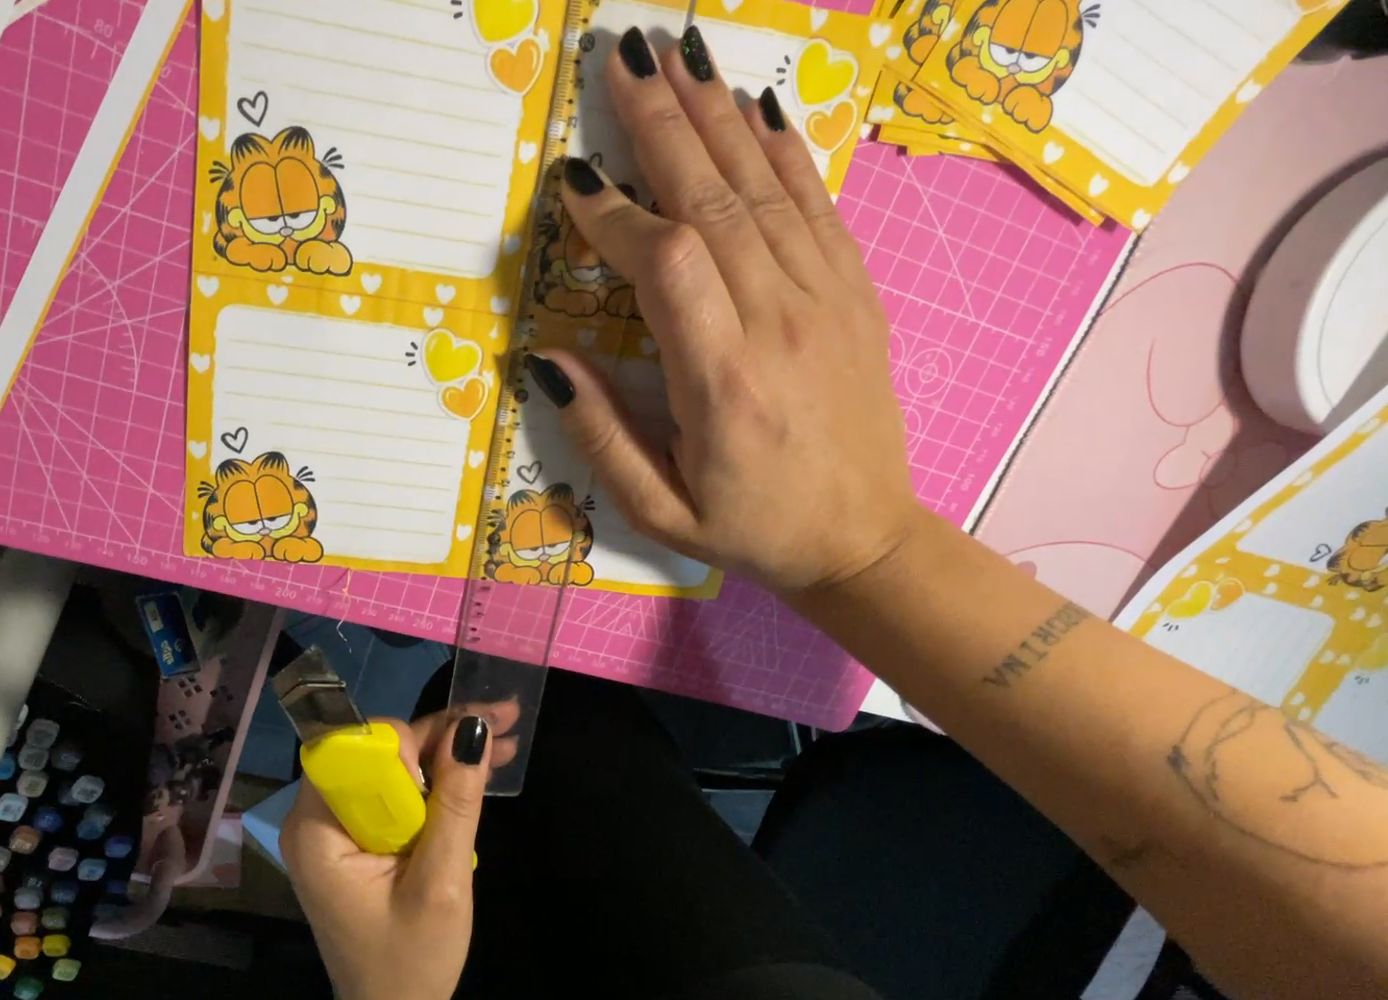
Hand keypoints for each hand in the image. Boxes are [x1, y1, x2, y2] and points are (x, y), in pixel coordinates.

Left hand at [281, 712, 495, 999]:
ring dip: (449, 752)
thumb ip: (455, 804)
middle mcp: (320, 816)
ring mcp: (340, 825)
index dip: (409, 738)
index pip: (357, 749)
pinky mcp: (361, 835)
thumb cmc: (412, 962)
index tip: (461, 738)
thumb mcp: (441, 884)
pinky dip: (439, 780)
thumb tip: (473, 729)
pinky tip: (481, 768)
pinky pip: (398, 791)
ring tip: (507, 734)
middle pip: (379, 751)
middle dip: (441, 733)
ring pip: (395, 766)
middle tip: (504, 717)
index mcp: (319, 827)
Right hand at [531, 27, 925, 593]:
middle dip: (662, 124)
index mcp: (723, 380)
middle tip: (623, 57)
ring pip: (763, 186)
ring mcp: (826, 298)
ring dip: (715, 115)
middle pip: (715, 198)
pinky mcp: (851, 292)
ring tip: (676, 54)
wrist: (864, 538)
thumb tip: (544, 361)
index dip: (615, 217)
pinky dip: (781, 147)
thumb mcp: (658, 509)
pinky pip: (814, 203)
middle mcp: (779, 321)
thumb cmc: (750, 528)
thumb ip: (600, 435)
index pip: (666, 263)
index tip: (574, 184)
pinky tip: (753, 104)